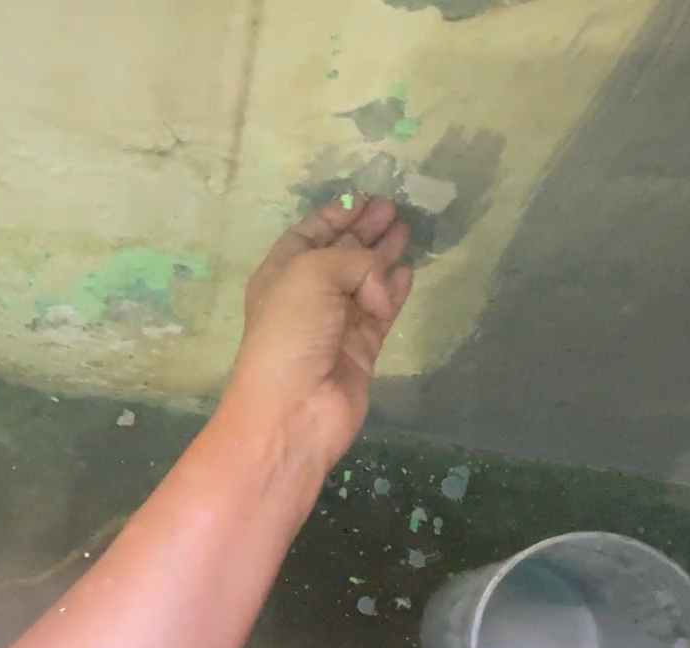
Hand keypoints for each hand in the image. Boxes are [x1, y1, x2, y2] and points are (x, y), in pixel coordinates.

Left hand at [222, 195, 414, 467]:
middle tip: (394, 208)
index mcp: (281, 275)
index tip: (363, 196)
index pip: (308, 236)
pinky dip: (394, 291)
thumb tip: (381, 280)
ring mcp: (335, 326)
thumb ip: (352, 259)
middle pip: (340, 255)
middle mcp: (307, 298)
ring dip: (384, 256)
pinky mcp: (360, 351)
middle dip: (364, 231)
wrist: (295, 408)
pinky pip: (381, 312)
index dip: (334, 215)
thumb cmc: (291, 333)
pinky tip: (407, 271)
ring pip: (365, 282)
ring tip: (407, 229)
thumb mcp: (312, 273)